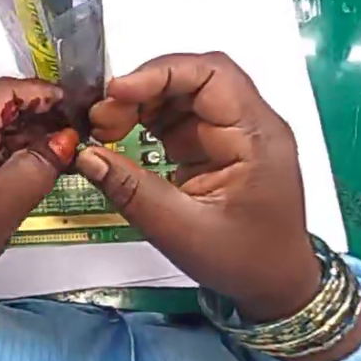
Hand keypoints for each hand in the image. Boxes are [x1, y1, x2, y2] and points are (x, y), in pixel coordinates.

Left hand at [0, 78, 79, 322]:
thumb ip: (33, 170)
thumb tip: (68, 138)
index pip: (0, 92)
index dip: (41, 94)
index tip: (79, 106)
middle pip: (6, 106)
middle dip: (46, 114)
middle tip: (86, 128)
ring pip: (10, 127)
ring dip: (42, 134)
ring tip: (78, 145)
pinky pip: (6, 149)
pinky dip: (32, 153)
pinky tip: (58, 161)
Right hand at [78, 52, 320, 318]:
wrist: (274, 286)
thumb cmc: (245, 260)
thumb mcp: (180, 230)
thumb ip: (131, 189)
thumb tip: (87, 155)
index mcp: (254, 137)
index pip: (210, 74)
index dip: (159, 74)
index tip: (116, 93)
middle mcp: (245, 124)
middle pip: (190, 78)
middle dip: (140, 90)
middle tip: (101, 119)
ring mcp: (227, 132)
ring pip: (177, 94)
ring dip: (136, 104)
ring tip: (104, 129)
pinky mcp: (209, 143)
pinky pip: (172, 116)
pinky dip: (140, 120)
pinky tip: (118, 136)